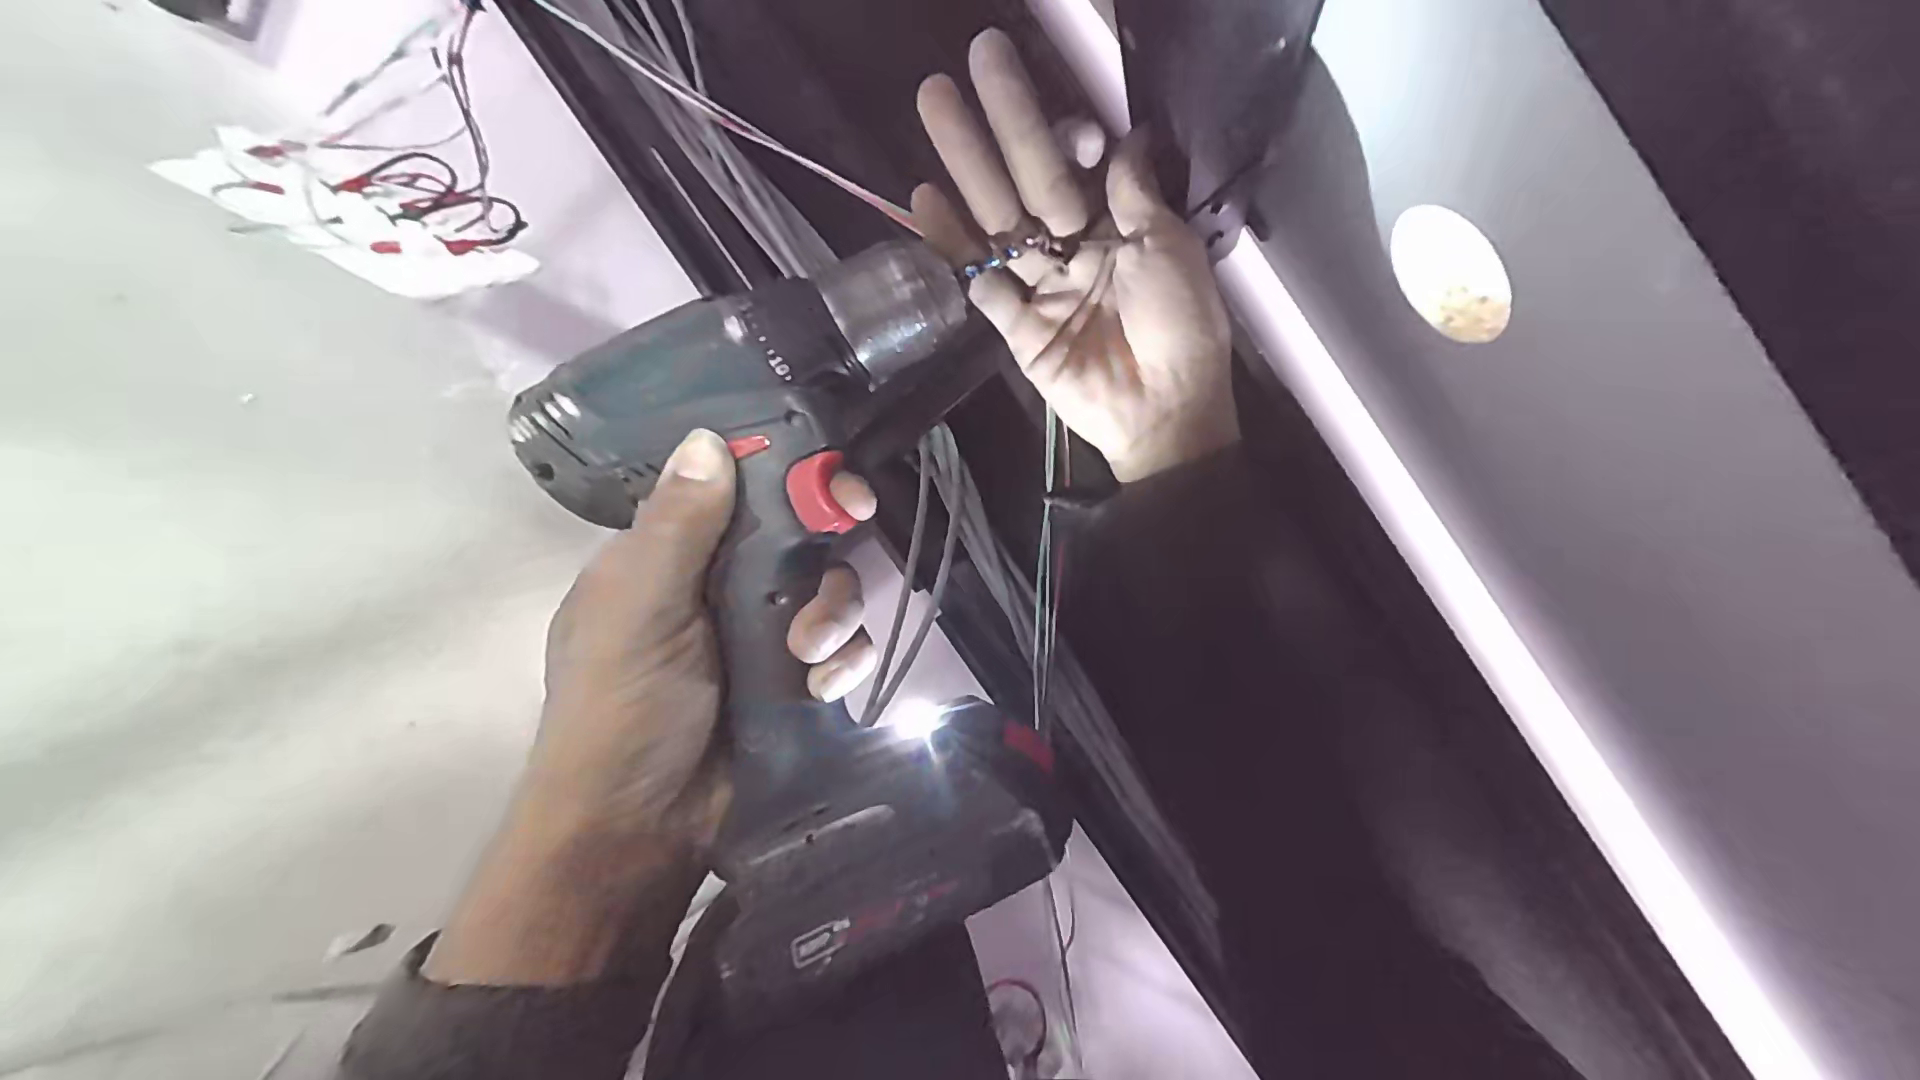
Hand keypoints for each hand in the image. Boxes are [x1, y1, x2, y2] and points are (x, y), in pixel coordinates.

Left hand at [427, 429, 876, 985]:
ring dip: (834, 611)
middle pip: (799, 536)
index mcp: (673, 555)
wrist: (644, 829)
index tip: (832, 478)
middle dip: (826, 543)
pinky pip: (842, 644)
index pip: (740, 492)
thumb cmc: (624, 708)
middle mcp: (722, 584)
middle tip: (860, 525)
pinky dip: (842, 658)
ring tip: (807, 655)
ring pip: (831, 587)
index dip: (790, 477)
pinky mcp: (795, 676)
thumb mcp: (640, 611)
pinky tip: (820, 685)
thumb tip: (706, 437)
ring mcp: (763, 632)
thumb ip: (677, 527)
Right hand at [913, 29, 1237, 481]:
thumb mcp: (1167, 248)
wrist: (1163, 409)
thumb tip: (1124, 137)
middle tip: (964, 69)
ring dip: (966, 172)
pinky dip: (956, 249)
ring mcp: (1042, 291)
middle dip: (999, 129)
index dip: (1065, 140)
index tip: (1070, 126)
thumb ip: (1136, 194)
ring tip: (933, 111)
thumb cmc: (1179, 325)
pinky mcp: (1019, 330)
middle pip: (1029, 184)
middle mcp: (1073, 252)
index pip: (1077, 170)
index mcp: (1116, 229)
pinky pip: (984, 286)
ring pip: (999, 225)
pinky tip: (927, 202)